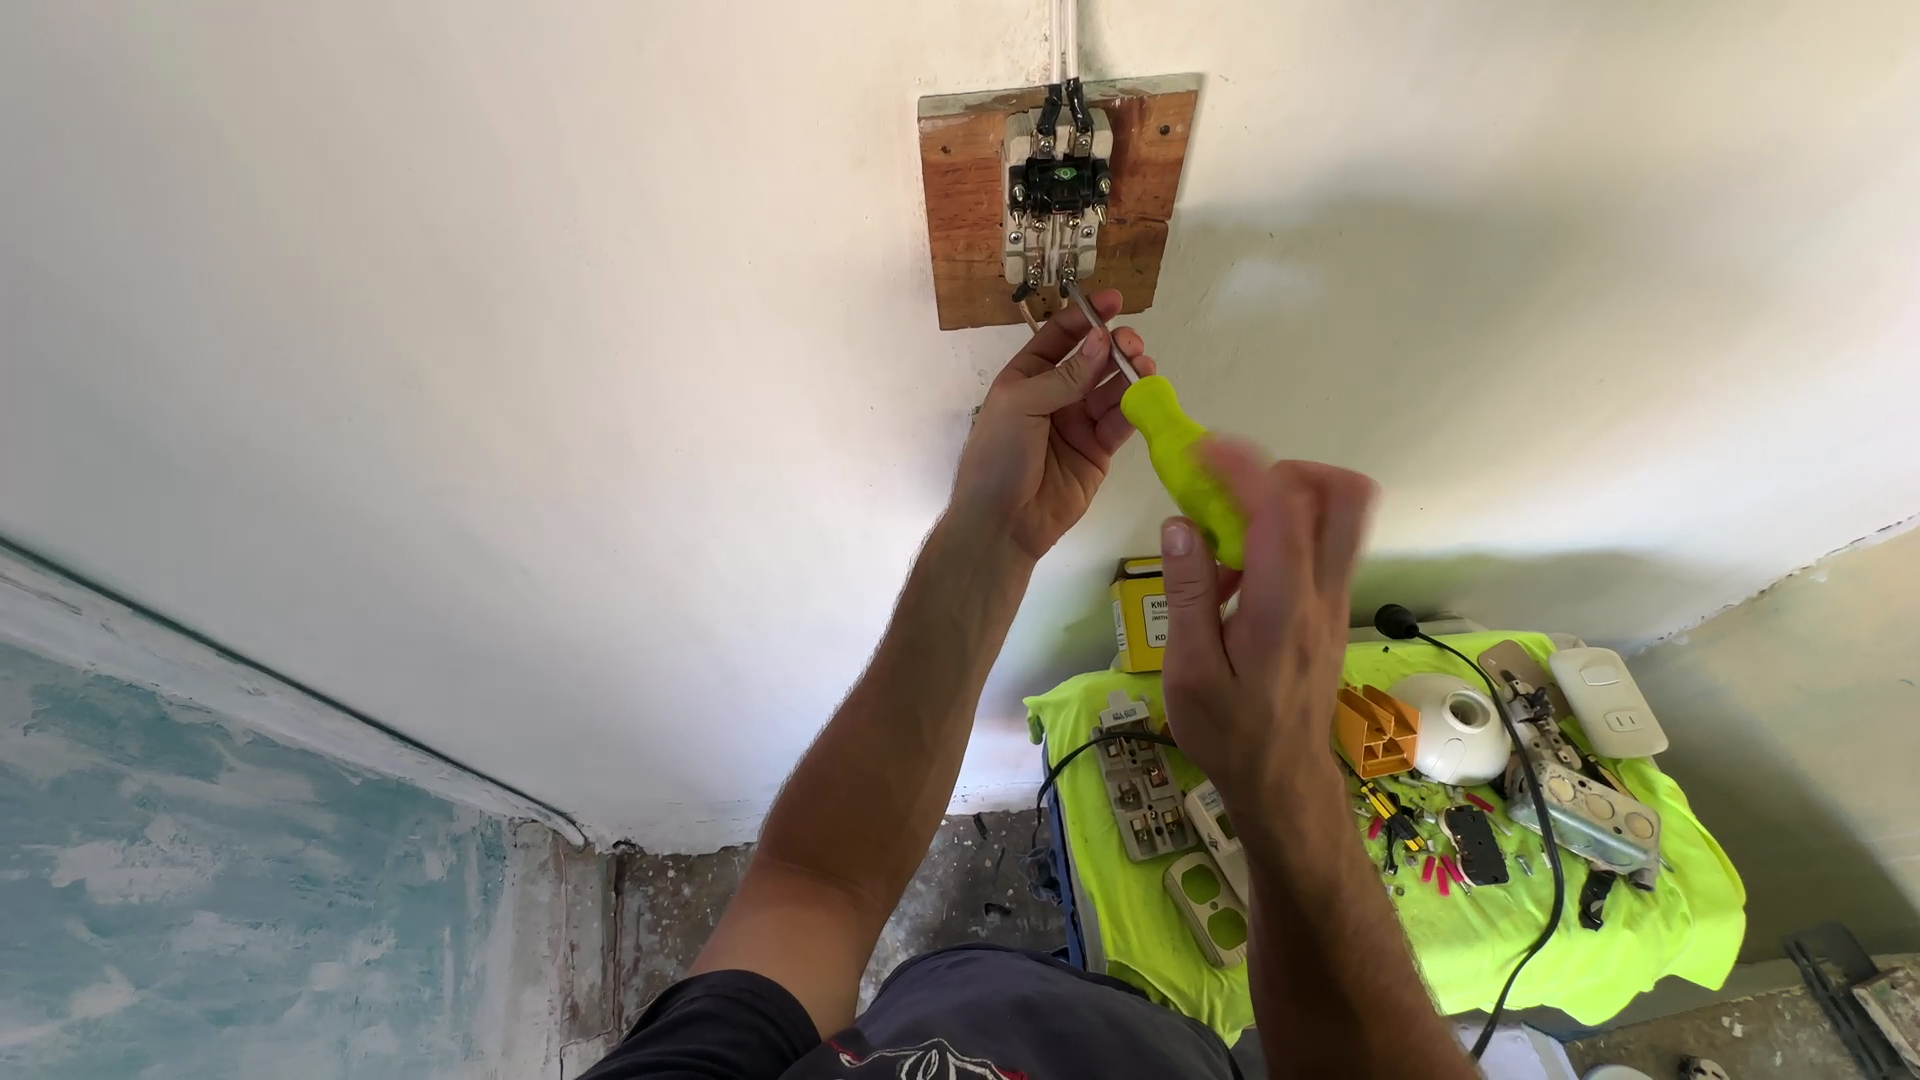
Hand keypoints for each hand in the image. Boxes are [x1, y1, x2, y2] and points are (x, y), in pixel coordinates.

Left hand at [949, 289, 1156, 560]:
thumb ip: (1066, 374)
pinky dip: (1135, 407)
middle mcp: (1054, 396)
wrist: (1003, 522)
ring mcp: (1077, 424)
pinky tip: (1145, 395)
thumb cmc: (998, 457)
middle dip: (1114, 347)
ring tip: (1143, 366)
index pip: (1059, 337)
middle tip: (1131, 344)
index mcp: (1026, 378)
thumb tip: (1102, 339)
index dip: (1085, 317)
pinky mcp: (1097, 451)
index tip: (1114, 301)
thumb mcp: (1022, 405)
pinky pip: (1120, 422)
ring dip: (1129, 374)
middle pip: (1092, 361)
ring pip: (1111, 389)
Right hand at [1157, 439, 1376, 813]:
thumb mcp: (1190, 669)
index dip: (1241, 466)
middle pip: (1345, 496)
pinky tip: (1238, 569)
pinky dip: (1287, 530)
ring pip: (1341, 517)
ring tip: (1227, 528)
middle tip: (1231, 490)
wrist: (1283, 783)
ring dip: (1289, 498)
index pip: (1279, 510)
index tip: (1200, 449)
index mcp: (1282, 606)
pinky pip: (1324, 546)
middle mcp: (1323, 594)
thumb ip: (1188, 592)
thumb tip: (1180, 524)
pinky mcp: (1331, 612)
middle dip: (1288, 470)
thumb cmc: (1228, 732)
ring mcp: (1335, 602)